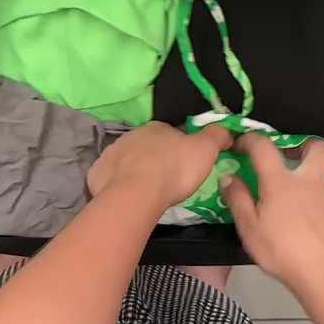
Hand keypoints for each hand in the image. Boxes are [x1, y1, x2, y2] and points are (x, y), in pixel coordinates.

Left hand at [89, 121, 232, 212]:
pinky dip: (117, 184)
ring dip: (135, 170)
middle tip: (166, 179)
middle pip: (147, 146)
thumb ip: (217, 136)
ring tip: (147, 190)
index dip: (179, 147)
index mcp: (156, 127)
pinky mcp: (97, 173)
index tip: (185, 163)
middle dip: (155, 159)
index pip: (170, 133)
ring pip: (127, 160)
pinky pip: (110, 176)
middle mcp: (131, 136)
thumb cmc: (174, 169)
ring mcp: (111, 154)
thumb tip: (226, 129)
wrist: (136, 193)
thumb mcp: (206, 150)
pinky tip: (126, 196)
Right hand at [222, 133, 323, 286]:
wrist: (323, 271)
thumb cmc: (280, 248)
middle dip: (302, 145)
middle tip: (288, 156)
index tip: (241, 143)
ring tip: (298, 192)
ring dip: (312, 175)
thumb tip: (229, 177)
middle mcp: (308, 181)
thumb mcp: (248, 226)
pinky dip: (318, 197)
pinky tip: (310, 215)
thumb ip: (237, 199)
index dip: (250, 139)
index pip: (264, 147)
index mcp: (280, 181)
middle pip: (315, 147)